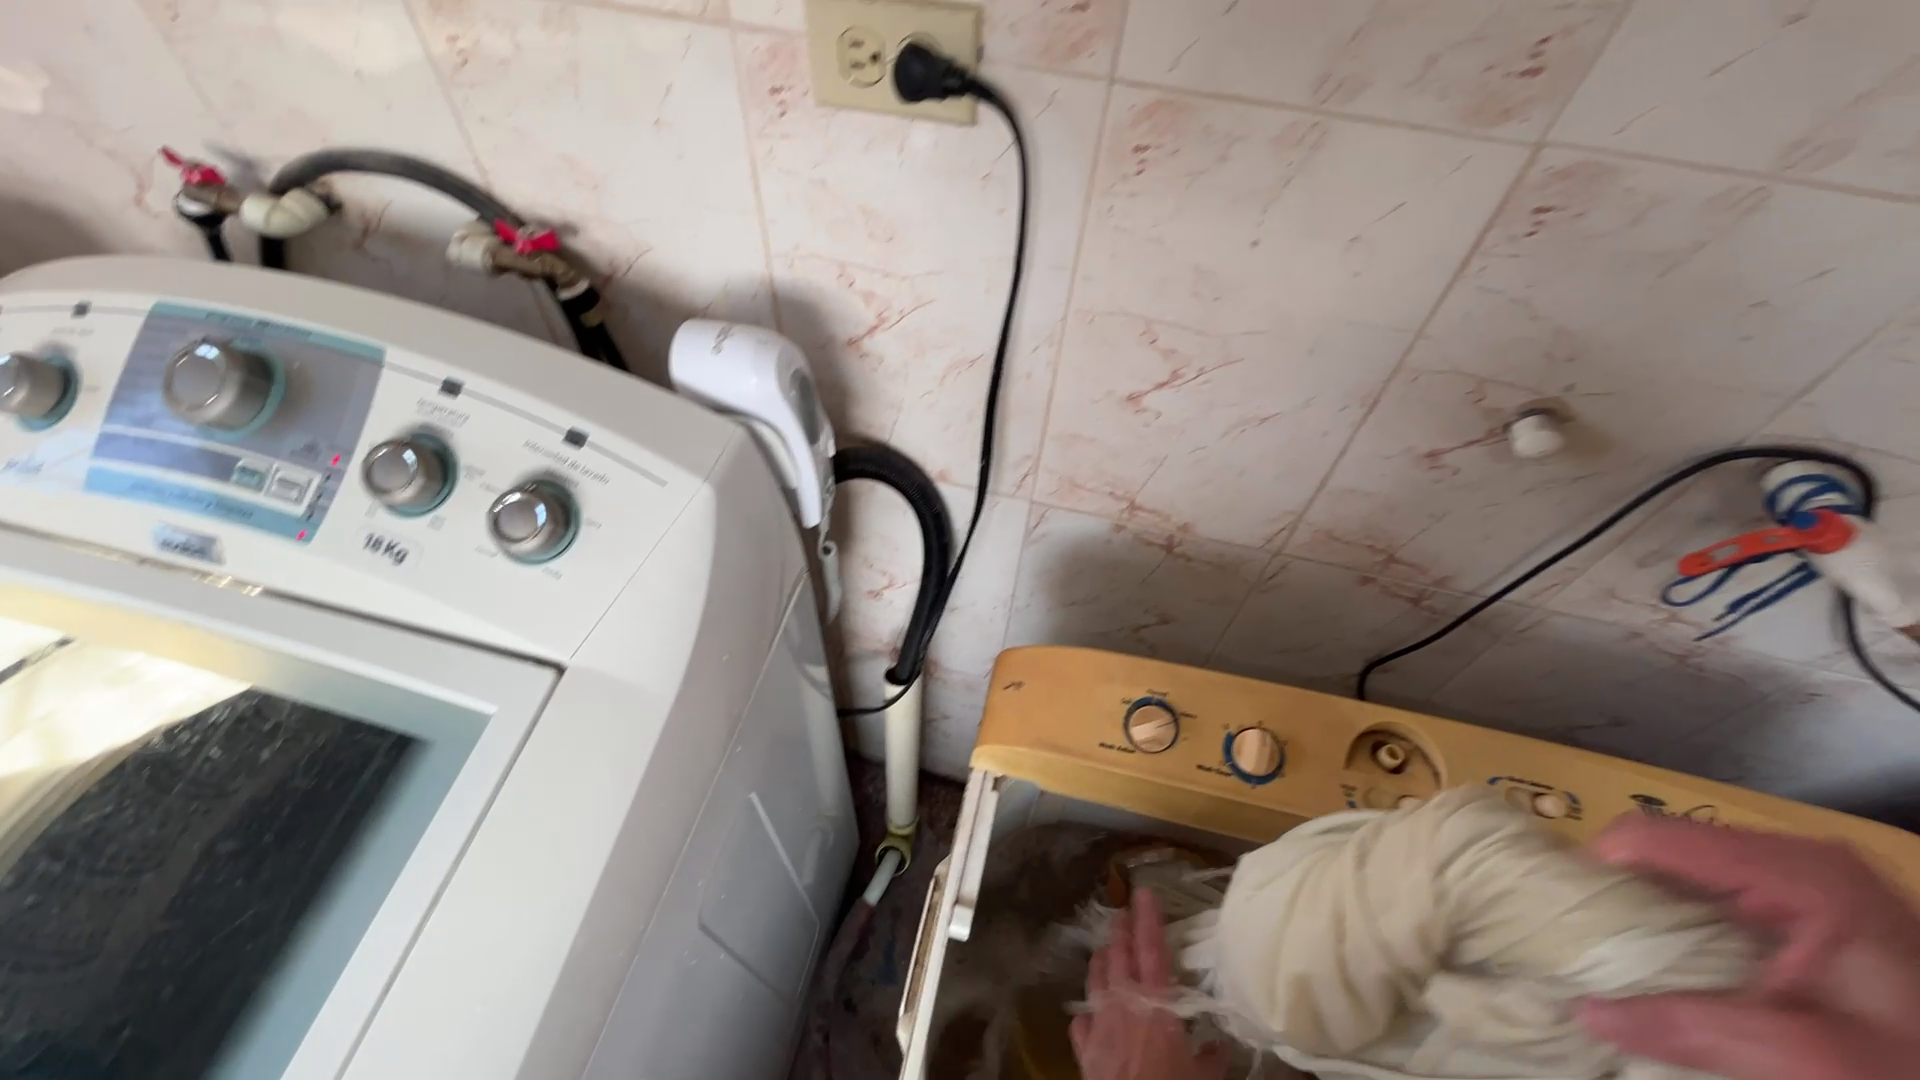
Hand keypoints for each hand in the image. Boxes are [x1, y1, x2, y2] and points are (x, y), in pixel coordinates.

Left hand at [1069, 887, 1225, 1079]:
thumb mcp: (1203, 1077)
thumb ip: (1210, 1057)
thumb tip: (1220, 1046)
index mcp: (1156, 1002)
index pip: (1151, 948)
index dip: (1148, 917)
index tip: (1144, 891)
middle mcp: (1124, 1002)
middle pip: (1119, 955)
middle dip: (1119, 931)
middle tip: (1120, 911)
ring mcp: (1100, 1023)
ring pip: (1096, 979)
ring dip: (1101, 960)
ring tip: (1103, 947)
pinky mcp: (1084, 1047)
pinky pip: (1081, 1021)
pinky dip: (1085, 1012)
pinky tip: (1085, 1011)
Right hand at [1578, 817, 1919, 1079]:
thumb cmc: (1908, 1063)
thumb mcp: (1815, 1060)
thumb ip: (1702, 1031)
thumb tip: (1587, 1011)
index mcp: (1796, 872)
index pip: (1651, 836)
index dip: (1597, 869)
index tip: (1570, 919)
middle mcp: (1794, 854)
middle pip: (1662, 847)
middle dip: (1619, 892)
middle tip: (1593, 944)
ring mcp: (1802, 873)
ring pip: (1681, 867)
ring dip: (1646, 907)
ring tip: (1627, 954)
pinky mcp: (1805, 897)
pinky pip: (1712, 888)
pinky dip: (1680, 918)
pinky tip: (1678, 959)